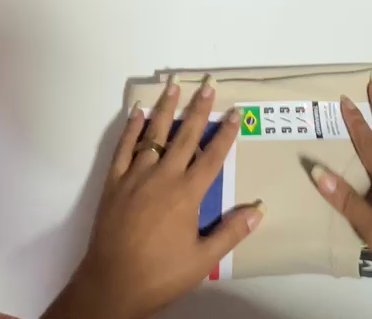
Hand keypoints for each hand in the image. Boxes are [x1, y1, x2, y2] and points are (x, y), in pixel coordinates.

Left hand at [45, 79, 263, 318]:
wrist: (112, 284)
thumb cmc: (161, 274)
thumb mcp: (202, 260)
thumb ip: (230, 233)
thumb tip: (259, 209)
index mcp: (187, 194)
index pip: (212, 157)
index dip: (226, 134)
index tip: (235, 113)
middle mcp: (164, 176)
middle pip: (185, 136)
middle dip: (198, 110)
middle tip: (208, 86)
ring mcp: (136, 175)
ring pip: (154, 134)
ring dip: (165, 108)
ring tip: (173, 86)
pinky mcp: (114, 181)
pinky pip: (124, 148)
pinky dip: (131, 128)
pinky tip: (137, 112)